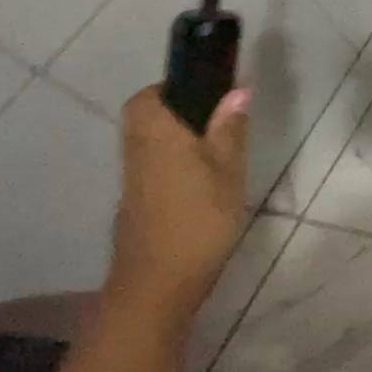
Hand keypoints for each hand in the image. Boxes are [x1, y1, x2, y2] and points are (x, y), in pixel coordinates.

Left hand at [103, 85, 250, 330]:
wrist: (157, 286)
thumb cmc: (198, 223)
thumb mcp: (228, 173)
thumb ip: (229, 131)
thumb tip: (237, 91)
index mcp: (159, 140)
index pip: (146, 99)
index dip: (169, 87)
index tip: (205, 86)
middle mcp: (137, 155)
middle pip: (143, 118)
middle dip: (175, 108)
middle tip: (218, 113)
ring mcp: (134, 182)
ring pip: (147, 141)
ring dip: (175, 133)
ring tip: (219, 142)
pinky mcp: (138, 203)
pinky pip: (152, 163)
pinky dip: (173, 156)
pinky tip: (204, 173)